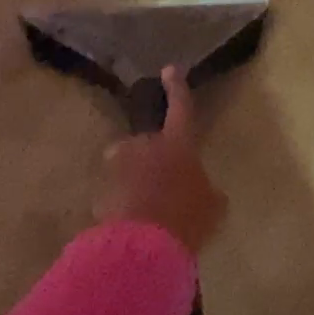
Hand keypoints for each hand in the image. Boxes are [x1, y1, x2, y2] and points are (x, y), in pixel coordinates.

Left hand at [96, 66, 227, 254]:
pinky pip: (115, 190)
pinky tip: (134, 224)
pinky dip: (123, 201)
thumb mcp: (214, 206)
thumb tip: (205, 190)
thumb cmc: (187, 218)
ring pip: (129, 167)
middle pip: (150, 145)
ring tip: (149, 212)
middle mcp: (144, 145)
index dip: (177, 89)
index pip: (181, 108)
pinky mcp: (99, 187)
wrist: (144, 245)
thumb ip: (207, 190)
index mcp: (178, 143)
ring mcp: (118, 165)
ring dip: (136, 181)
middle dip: (154, 161)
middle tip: (167, 191)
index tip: (169, 69)